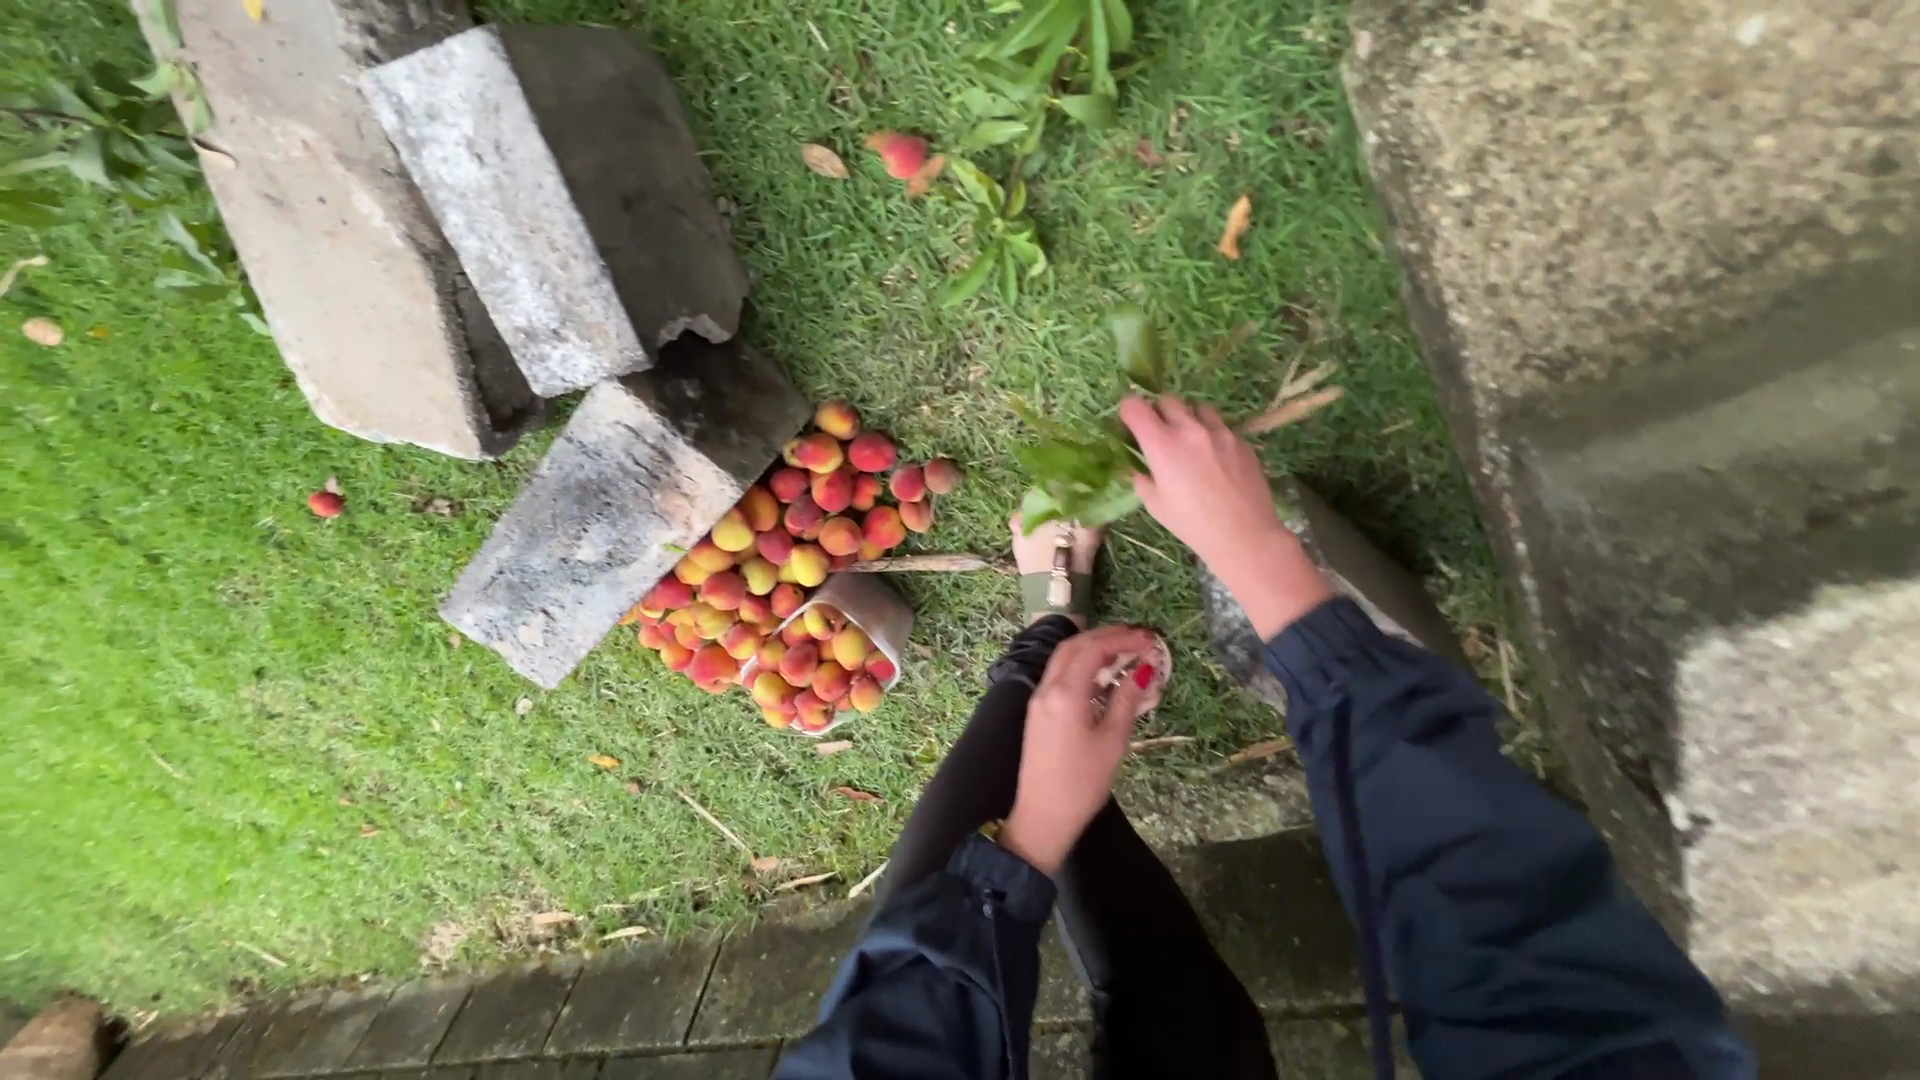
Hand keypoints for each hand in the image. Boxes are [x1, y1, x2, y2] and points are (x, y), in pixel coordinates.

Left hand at [1001, 626, 1159, 874]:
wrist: (1042, 817)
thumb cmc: (1082, 783)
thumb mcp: (1112, 741)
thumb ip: (1126, 700)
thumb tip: (1144, 669)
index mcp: (1065, 694)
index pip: (1094, 649)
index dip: (1123, 639)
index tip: (1149, 639)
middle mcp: (1046, 689)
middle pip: (1074, 646)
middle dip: (1105, 636)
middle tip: (1136, 637)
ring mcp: (1038, 699)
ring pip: (1063, 659)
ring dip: (1092, 648)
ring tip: (1124, 651)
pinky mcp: (1038, 712)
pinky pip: (1059, 675)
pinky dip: (1081, 666)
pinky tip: (1103, 675)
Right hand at [1119, 395, 1333, 637]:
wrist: (1243, 534)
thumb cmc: (1192, 524)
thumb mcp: (1155, 504)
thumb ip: (1142, 478)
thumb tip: (1139, 468)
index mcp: (1162, 444)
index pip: (1135, 407)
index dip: (1127, 411)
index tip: (1128, 424)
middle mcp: (1190, 429)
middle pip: (1167, 400)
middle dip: (1158, 411)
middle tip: (1158, 432)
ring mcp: (1219, 431)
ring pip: (1197, 407)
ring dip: (1187, 417)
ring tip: (1189, 440)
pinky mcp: (1241, 440)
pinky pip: (1220, 426)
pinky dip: (1211, 433)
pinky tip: (1213, 458)